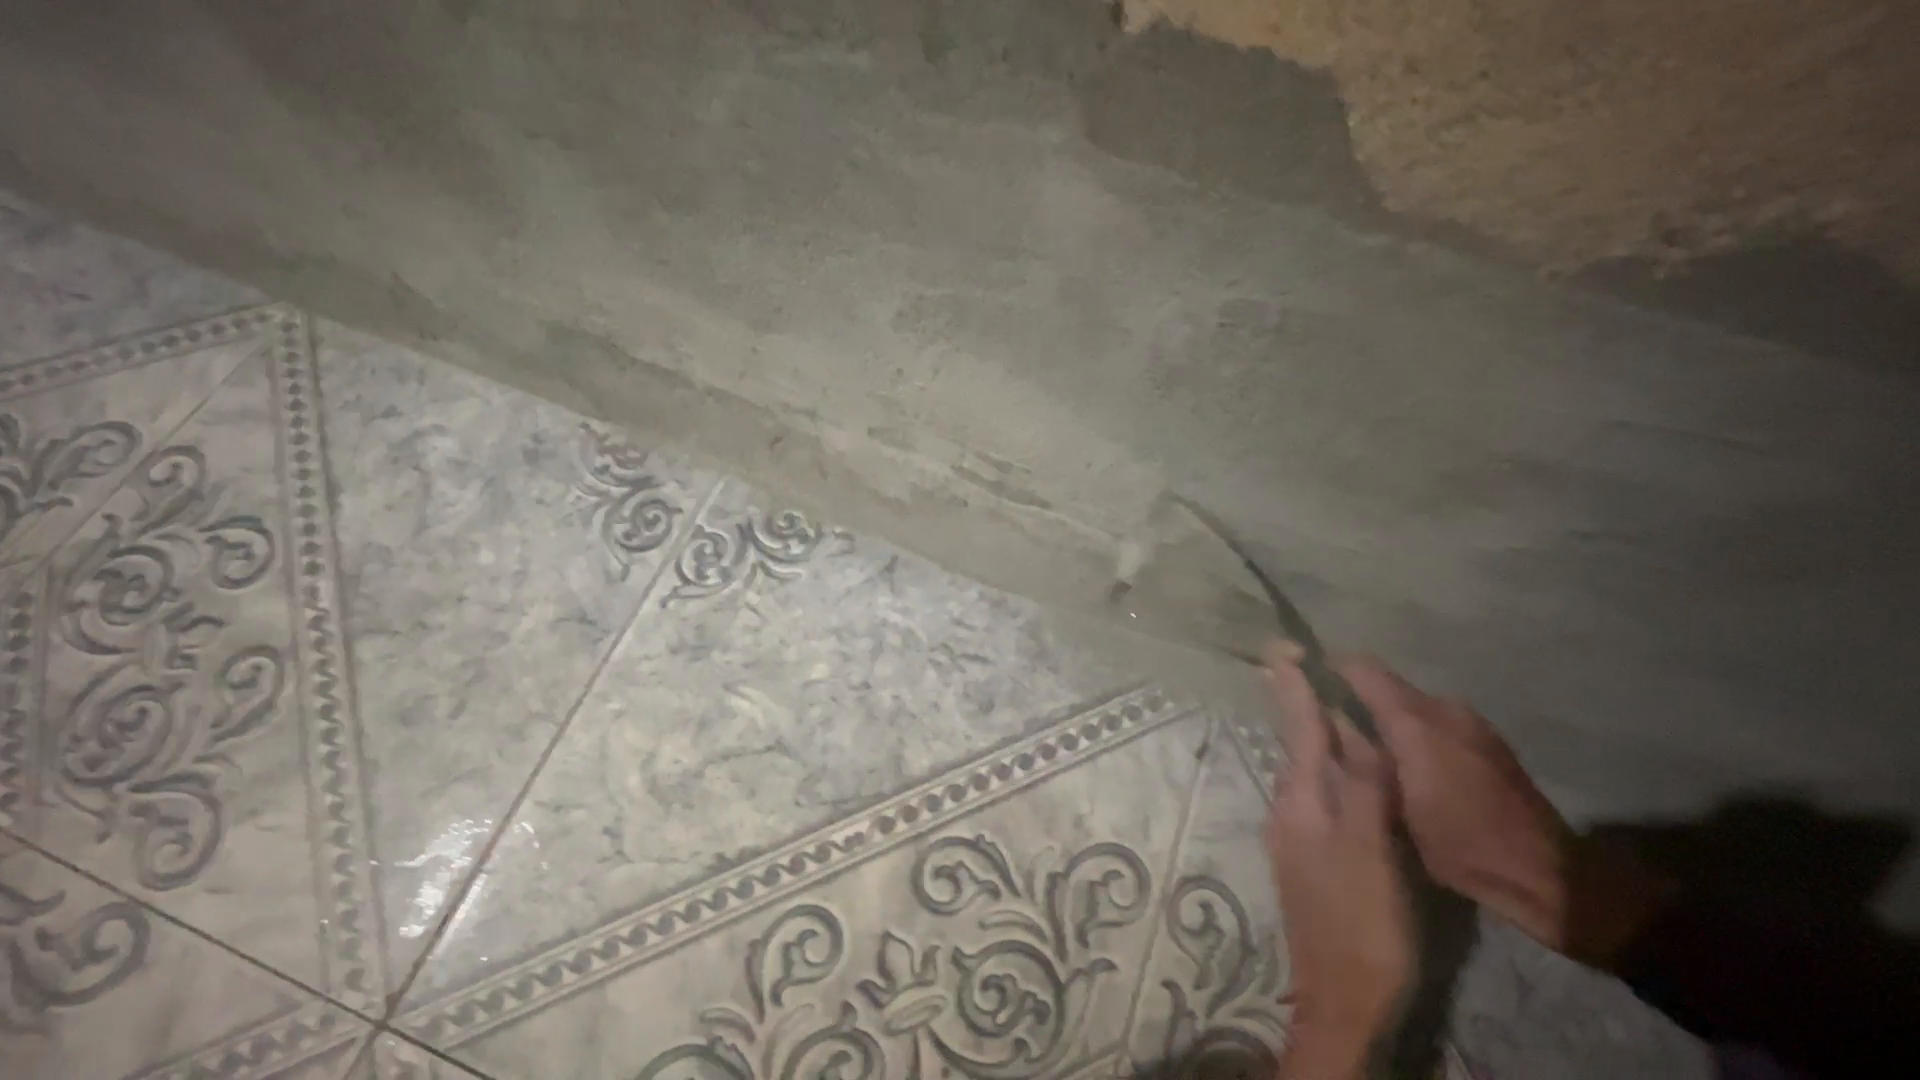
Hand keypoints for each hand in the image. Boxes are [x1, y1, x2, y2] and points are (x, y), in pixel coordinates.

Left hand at [1264, 646, 1412, 1079]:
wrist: (1340, 998)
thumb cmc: (1363, 924)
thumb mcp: (1373, 851)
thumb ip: (1364, 787)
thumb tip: (1353, 727)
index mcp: (1303, 802)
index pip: (1300, 730)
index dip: (1296, 689)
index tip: (1282, 646)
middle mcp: (1290, 810)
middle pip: (1297, 745)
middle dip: (1297, 702)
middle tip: (1295, 659)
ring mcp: (1296, 835)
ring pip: (1305, 768)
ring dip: (1311, 731)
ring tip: (1319, 697)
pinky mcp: (1310, 857)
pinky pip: (1315, 793)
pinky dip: (1324, 766)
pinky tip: (1339, 766)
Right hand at [1335, 655, 1575, 950]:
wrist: (1545, 874)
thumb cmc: (1461, 843)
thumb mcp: (1394, 806)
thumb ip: (1360, 757)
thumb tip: (1324, 720)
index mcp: (1417, 720)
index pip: (1361, 670)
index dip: (1326, 666)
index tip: (1295, 671)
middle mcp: (1443, 709)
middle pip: (1384, 688)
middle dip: (1350, 699)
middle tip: (1319, 722)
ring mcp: (1470, 724)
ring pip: (1409, 708)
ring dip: (1381, 719)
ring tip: (1355, 748)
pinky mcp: (1486, 743)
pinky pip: (1433, 724)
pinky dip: (1409, 734)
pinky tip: (1399, 766)